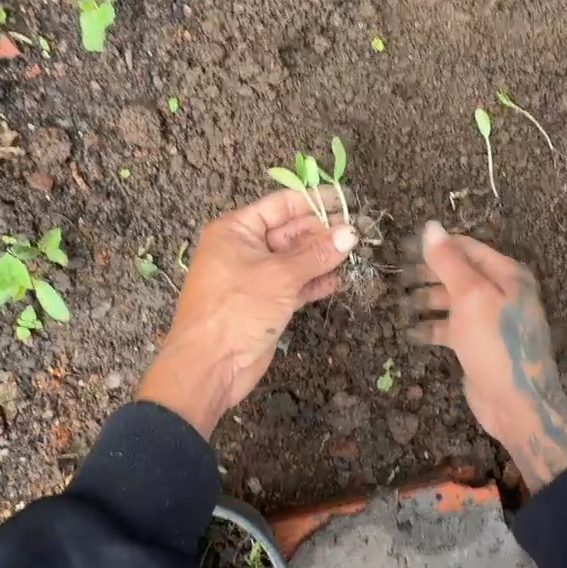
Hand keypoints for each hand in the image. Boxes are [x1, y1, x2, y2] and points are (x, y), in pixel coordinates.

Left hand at [137, 189, 356, 438]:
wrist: (208, 367)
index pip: (280, 206)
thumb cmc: (235, 310)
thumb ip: (316, 254)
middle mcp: (244, 249)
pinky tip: (339, 280)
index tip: (346, 201)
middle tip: (358, 232)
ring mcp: (255, 277)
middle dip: (323, 232)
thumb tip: (350, 234)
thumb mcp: (279, 276)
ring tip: (355, 253)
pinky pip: (295, 285)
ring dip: (323, 258)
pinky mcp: (266, 303)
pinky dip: (315, 282)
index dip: (313, 201)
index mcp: (236, 230)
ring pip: (295, 260)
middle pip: (290, 232)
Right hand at [412, 221, 566, 489]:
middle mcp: (500, 292)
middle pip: (458, 272)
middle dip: (427, 274)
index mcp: (506, 274)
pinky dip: (431, 326)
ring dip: (425, 300)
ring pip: (451, 300)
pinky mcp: (478, 343)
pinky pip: (451, 327)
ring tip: (399, 303)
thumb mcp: (470, 296)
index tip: (403, 249)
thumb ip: (449, 261)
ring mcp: (489, 319)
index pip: (466, 248)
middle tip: (397, 277)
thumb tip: (430, 226)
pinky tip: (410, 331)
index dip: (436, 246)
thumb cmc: (495, 343)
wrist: (516, 404)